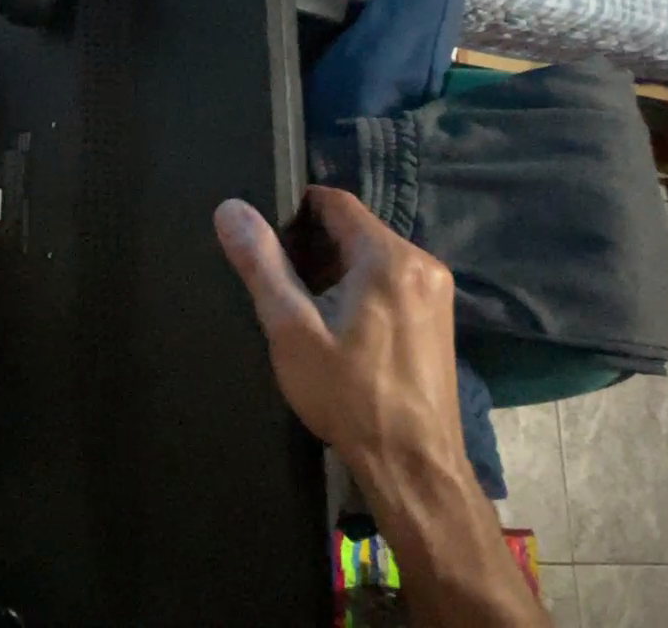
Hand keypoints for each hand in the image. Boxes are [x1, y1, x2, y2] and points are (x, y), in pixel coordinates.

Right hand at [214, 187, 463, 481]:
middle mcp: (421, 264)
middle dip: (310, 245)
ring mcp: (435, 292)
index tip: (262, 236)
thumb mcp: (291, 327)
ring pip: (369, 256)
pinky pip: (388, 281)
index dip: (293, 209)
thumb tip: (230, 208)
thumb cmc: (349, 395)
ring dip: (332, 269)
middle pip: (353, 228)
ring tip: (300, 306)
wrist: (413, 466)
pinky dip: (356, 288)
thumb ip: (260, 263)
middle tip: (275, 278)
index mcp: (388, 258)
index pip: (335, 202)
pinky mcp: (437, 318)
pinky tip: (335, 325)